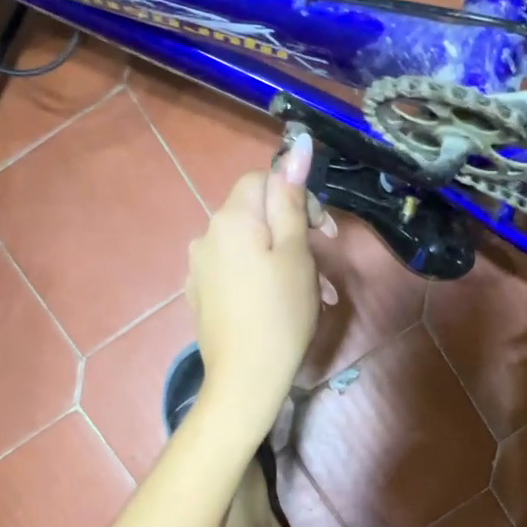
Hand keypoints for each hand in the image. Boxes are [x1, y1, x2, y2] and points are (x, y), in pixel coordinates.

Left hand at [184, 134, 333, 436]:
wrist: (245, 380)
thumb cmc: (280, 315)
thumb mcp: (296, 254)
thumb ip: (291, 199)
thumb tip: (295, 146)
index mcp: (231, 218)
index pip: (263, 179)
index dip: (298, 197)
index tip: (326, 232)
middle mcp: (207, 236)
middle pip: (255, 216)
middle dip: (293, 234)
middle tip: (325, 271)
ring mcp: (199, 269)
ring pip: (248, 248)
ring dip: (281, 261)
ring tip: (311, 296)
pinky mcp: (201, 298)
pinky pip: (235, 275)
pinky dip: (260, 281)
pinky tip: (279, 309)